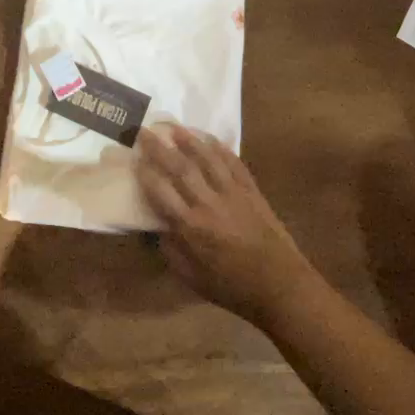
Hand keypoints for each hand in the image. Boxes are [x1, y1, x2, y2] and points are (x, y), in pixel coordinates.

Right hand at [135, 125, 321, 326]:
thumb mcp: (192, 279)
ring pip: (207, 159)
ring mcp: (233, 194)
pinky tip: (210, 139)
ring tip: (174, 127)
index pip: (160, 191)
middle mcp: (209, 204)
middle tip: (144, 131)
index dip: (145, 173)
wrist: (281, 286)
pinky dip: (221, 149)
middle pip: (180, 168)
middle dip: (160, 148)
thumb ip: (171, 251)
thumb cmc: (233, 287)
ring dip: (189, 141)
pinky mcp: (252, 191)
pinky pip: (234, 164)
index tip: (134, 158)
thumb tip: (157, 228)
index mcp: (191, 227)